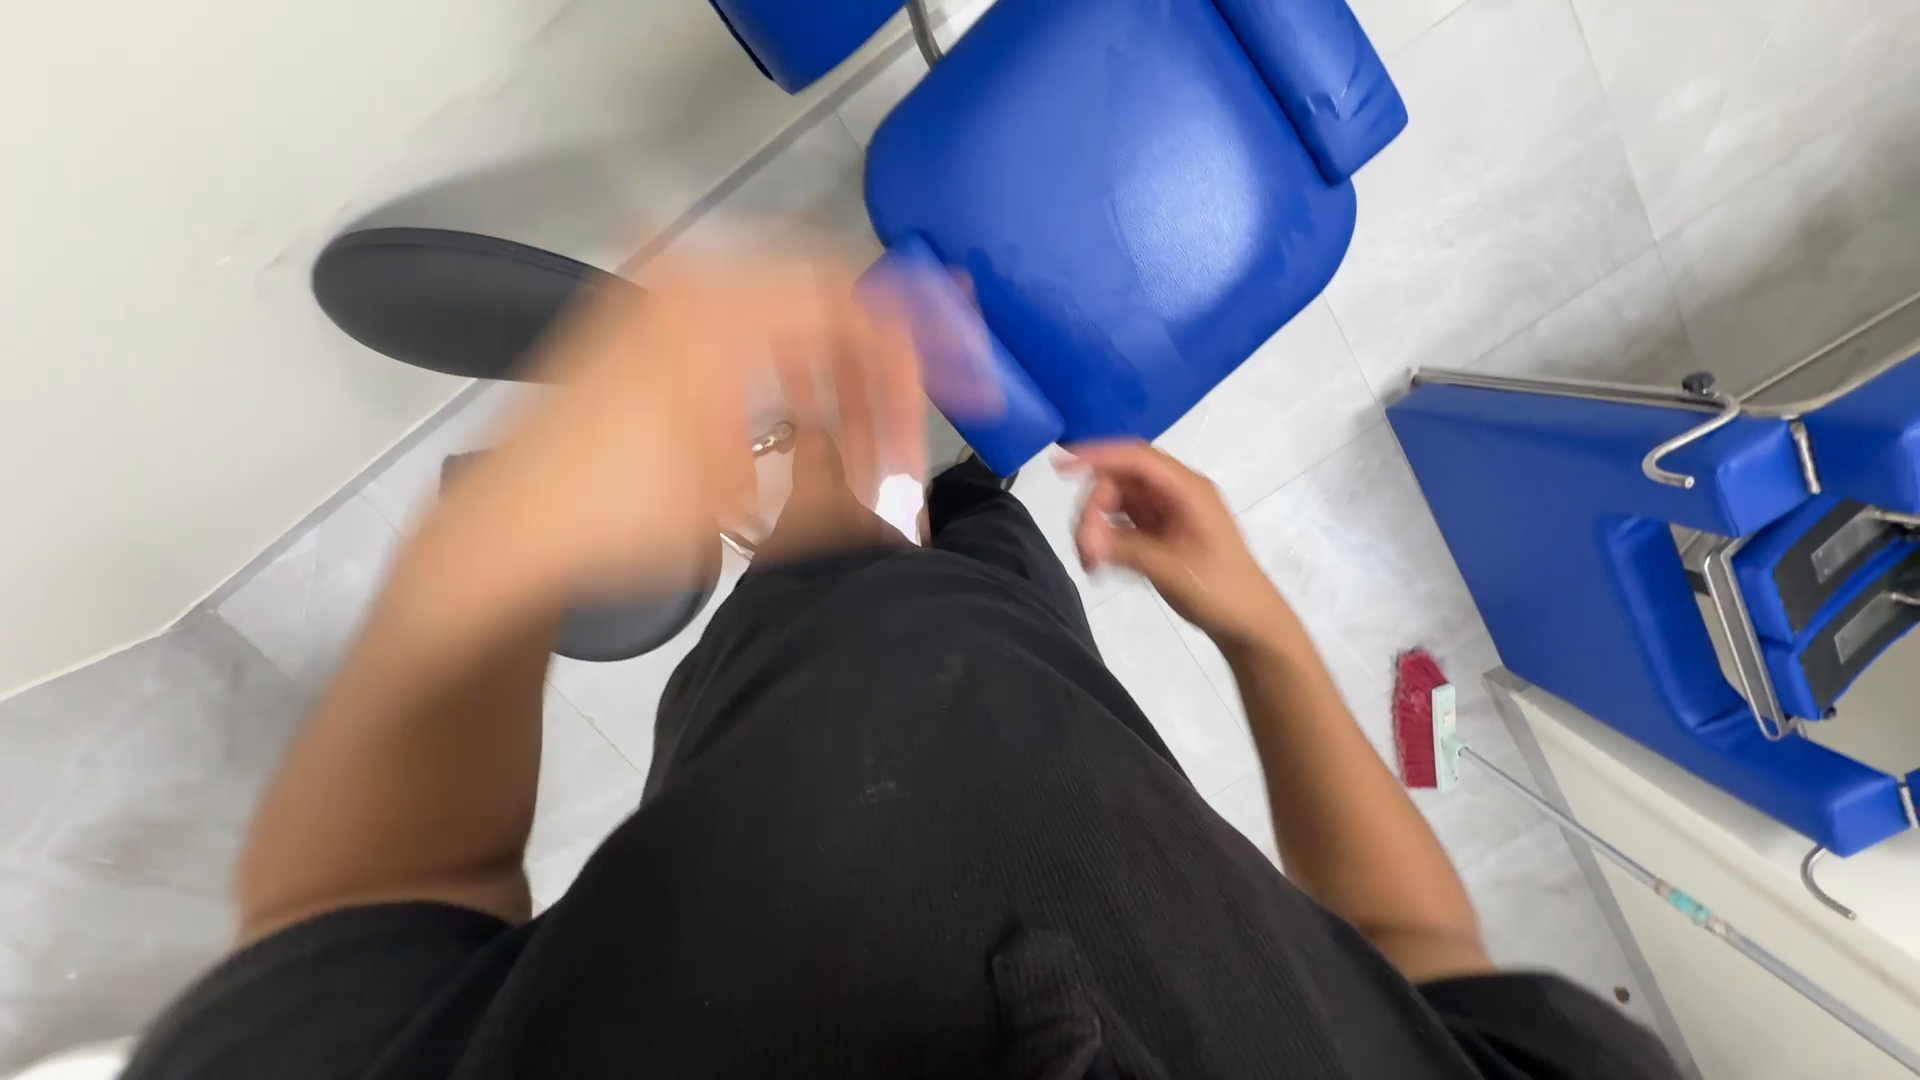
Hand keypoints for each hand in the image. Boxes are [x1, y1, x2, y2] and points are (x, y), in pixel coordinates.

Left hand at [416, 248, 924, 608]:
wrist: (502, 537)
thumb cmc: (610, 519)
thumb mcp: (738, 506)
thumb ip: (838, 493)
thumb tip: (906, 499)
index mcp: (715, 313)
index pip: (851, 305)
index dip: (919, 348)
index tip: (963, 384)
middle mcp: (688, 285)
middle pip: (826, 305)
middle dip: (882, 369)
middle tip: (911, 426)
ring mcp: (660, 302)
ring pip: (788, 318)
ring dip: (837, 375)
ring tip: (862, 438)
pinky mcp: (645, 330)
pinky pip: (747, 331)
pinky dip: (791, 371)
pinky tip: (806, 417)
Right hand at [1058, 441, 1289, 649]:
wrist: (1250, 624)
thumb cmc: (1223, 593)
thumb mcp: (1175, 571)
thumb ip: (1128, 551)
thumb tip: (1086, 537)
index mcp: (1188, 491)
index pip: (1137, 459)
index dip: (1097, 456)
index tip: (1061, 466)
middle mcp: (1175, 494)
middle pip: (1119, 480)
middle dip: (1093, 508)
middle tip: (1084, 547)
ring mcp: (1166, 512)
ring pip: (1115, 502)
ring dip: (1094, 526)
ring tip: (1090, 563)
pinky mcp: (1158, 532)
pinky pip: (1120, 523)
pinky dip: (1104, 539)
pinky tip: (1098, 565)